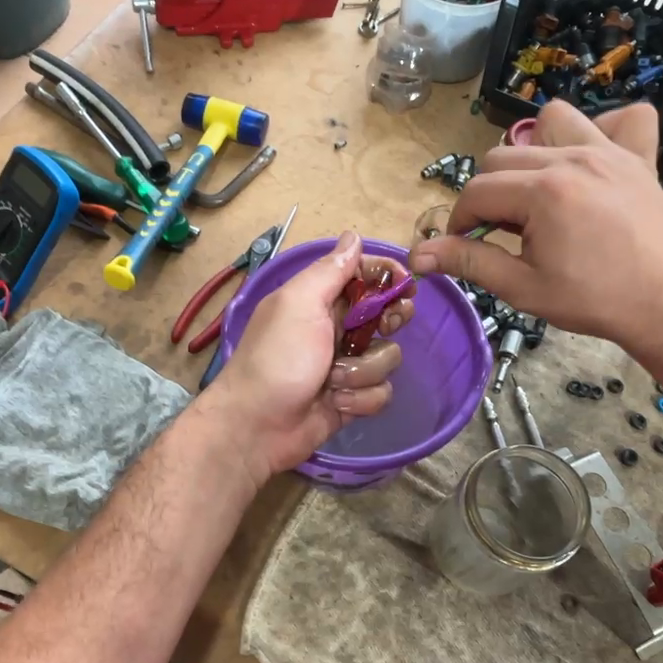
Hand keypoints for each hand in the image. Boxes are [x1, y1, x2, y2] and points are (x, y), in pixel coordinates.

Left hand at [201, 232, 414, 479]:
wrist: (257, 426)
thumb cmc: (277, 358)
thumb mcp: (299, 304)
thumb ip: (330, 271)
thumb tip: (354, 235)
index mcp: (318, 299)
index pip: (364, 275)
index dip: (388, 276)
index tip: (406, 283)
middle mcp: (335, 329)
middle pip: (386, 314)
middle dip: (389, 322)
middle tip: (382, 327)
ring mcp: (345, 366)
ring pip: (388, 357)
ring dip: (363, 370)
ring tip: (334, 381)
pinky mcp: (352, 399)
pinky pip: (381, 392)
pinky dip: (361, 399)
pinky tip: (338, 404)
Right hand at [407, 100, 662, 364]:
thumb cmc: (596, 302)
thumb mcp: (523, 288)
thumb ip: (470, 261)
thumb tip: (419, 255)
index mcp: (542, 192)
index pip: (476, 191)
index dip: (460, 222)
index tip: (464, 246)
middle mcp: (573, 158)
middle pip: (502, 157)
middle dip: (490, 195)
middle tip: (502, 234)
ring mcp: (610, 151)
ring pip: (551, 121)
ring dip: (534, 151)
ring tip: (539, 192)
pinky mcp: (639, 157)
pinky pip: (621, 118)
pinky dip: (601, 131)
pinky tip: (590, 164)